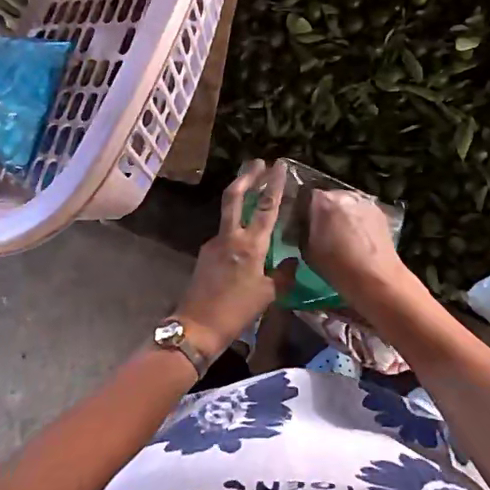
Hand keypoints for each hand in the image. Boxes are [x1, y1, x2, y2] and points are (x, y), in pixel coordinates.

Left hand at [173, 160, 295, 356]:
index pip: (266, 207)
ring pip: (228, 213)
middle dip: (247, 176)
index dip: (273, 184)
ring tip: (255, 191)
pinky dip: (237, 225)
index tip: (279, 165)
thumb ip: (282, 275)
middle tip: (258, 161)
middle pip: (235, 197)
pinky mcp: (206, 254)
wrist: (197, 327)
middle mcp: (230, 237)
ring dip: (240, 198)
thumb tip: (292, 262)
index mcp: (249, 245)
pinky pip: (225, 233)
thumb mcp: (267, 295)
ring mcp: (214, 244)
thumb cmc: (236, 312)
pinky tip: (246, 233)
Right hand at [306, 190, 414, 302]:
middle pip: (327, 198)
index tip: (301, 223)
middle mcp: (343, 193)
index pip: (305, 196)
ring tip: (341, 234)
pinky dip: (356, 220)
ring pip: (345, 204)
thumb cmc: (335, 265)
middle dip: (323, 210)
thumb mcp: (306, 249)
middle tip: (321, 230)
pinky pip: (360, 212)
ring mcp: (364, 201)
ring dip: (341, 214)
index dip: (302, 210)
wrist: (375, 277)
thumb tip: (302, 224)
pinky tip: (357, 237)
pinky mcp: (379, 211)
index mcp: (321, 200)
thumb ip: (302, 230)